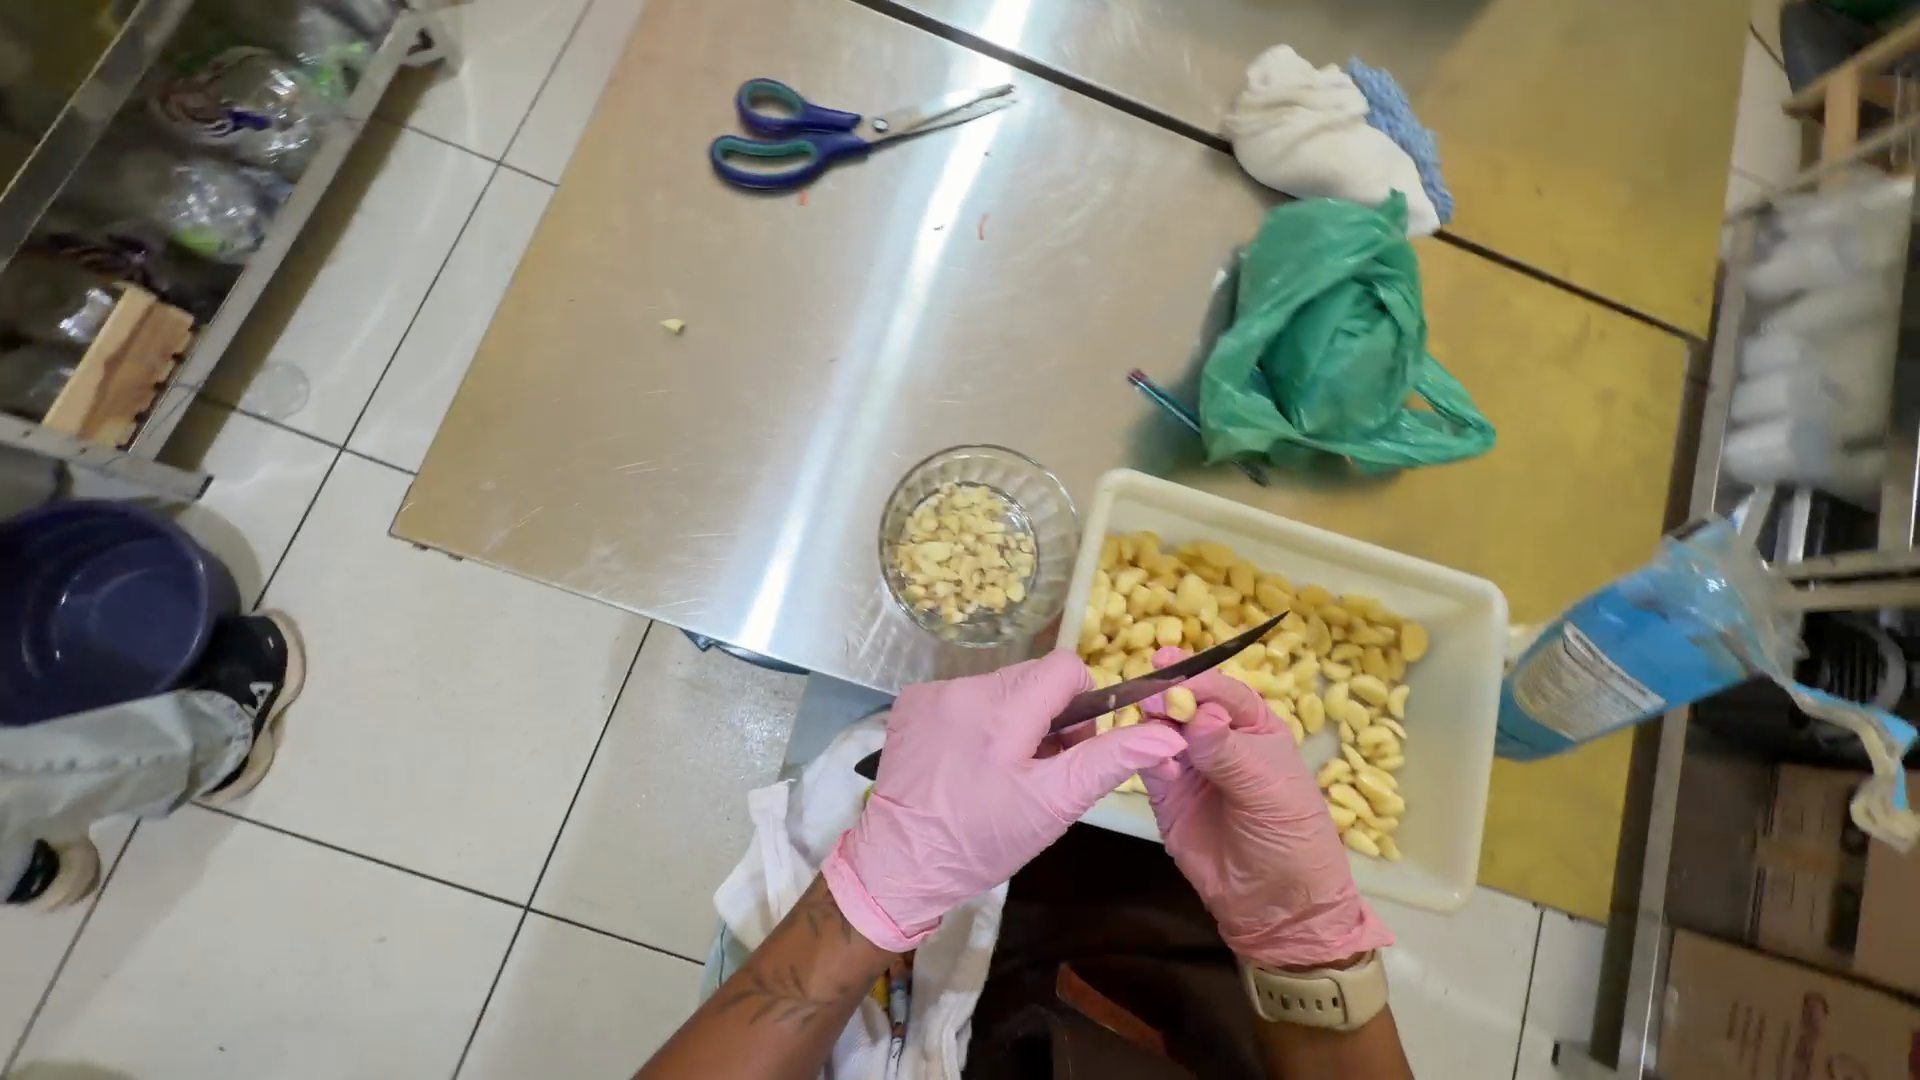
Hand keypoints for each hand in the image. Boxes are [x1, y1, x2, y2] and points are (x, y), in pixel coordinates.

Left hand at [823, 650, 1185, 951]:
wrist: (900, 864)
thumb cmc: (983, 840)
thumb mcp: (1053, 806)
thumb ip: (1108, 762)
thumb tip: (1166, 734)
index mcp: (1003, 709)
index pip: (1065, 667)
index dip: (1081, 702)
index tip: (1069, 745)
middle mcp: (965, 688)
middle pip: (1031, 676)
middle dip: (1046, 713)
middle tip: (1035, 766)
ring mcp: (932, 692)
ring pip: (998, 685)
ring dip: (1010, 716)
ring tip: (998, 768)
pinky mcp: (910, 703)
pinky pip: (963, 695)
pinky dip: (975, 719)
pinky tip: (965, 760)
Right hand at [1141, 647, 1392, 968]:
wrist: (1276, 909)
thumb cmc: (1292, 840)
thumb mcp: (1271, 792)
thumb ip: (1230, 753)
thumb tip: (1198, 715)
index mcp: (1255, 728)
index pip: (1223, 691)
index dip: (1199, 677)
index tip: (1172, 667)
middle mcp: (1218, 738)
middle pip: (1187, 703)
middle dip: (1169, 692)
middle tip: (1152, 694)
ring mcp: (1189, 764)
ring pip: (1162, 728)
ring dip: (1151, 718)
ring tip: (1143, 715)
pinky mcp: (1164, 792)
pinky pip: (1147, 763)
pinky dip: (1139, 751)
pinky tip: (1137, 747)